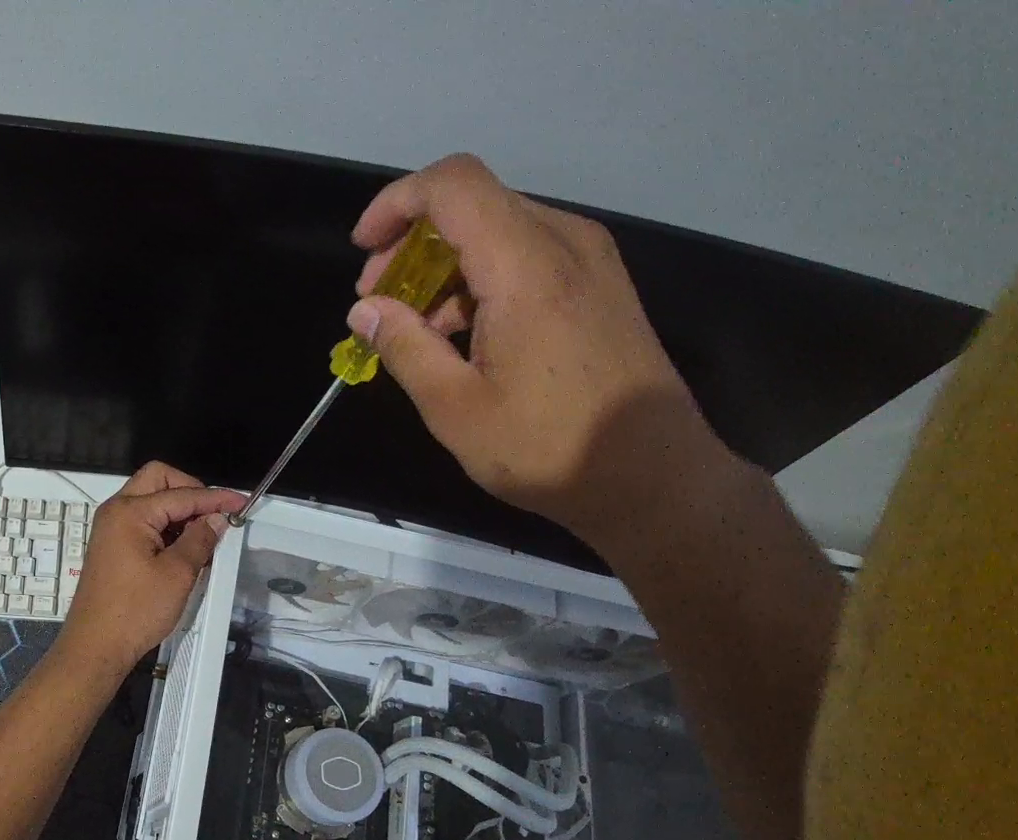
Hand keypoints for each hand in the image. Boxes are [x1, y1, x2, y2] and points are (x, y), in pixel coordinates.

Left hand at [57, 462, 244, 672]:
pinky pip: (142, 520)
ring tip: (203, 536)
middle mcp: (116, 511)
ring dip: (177, 509)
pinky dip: (164, 525)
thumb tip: (216, 519)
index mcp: (130, 512)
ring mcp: (110, 527)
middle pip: (158, 480)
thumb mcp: (177, 574)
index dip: (215, 498)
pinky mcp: (111, 545)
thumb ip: (199, 540)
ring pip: (149, 498)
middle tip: (214, 516)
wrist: (96, 645)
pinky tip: (183, 547)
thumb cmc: (136, 611)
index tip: (243, 504)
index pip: (181, 494)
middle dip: (190, 492)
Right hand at [346, 154, 733, 544]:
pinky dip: (479, 279)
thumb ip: (405, 347)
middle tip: (378, 303)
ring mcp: (589, 261)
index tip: (362, 251)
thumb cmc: (549, 447)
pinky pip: (526, 255)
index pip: (453, 185)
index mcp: (526, 266)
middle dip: (410, 243)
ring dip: (443, 266)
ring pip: (497, 229)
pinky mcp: (598, 285)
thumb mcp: (456, 408)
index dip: (396, 203)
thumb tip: (365, 310)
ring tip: (415, 330)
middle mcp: (564, 243)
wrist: (654, 477)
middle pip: (472, 203)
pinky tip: (462, 337)